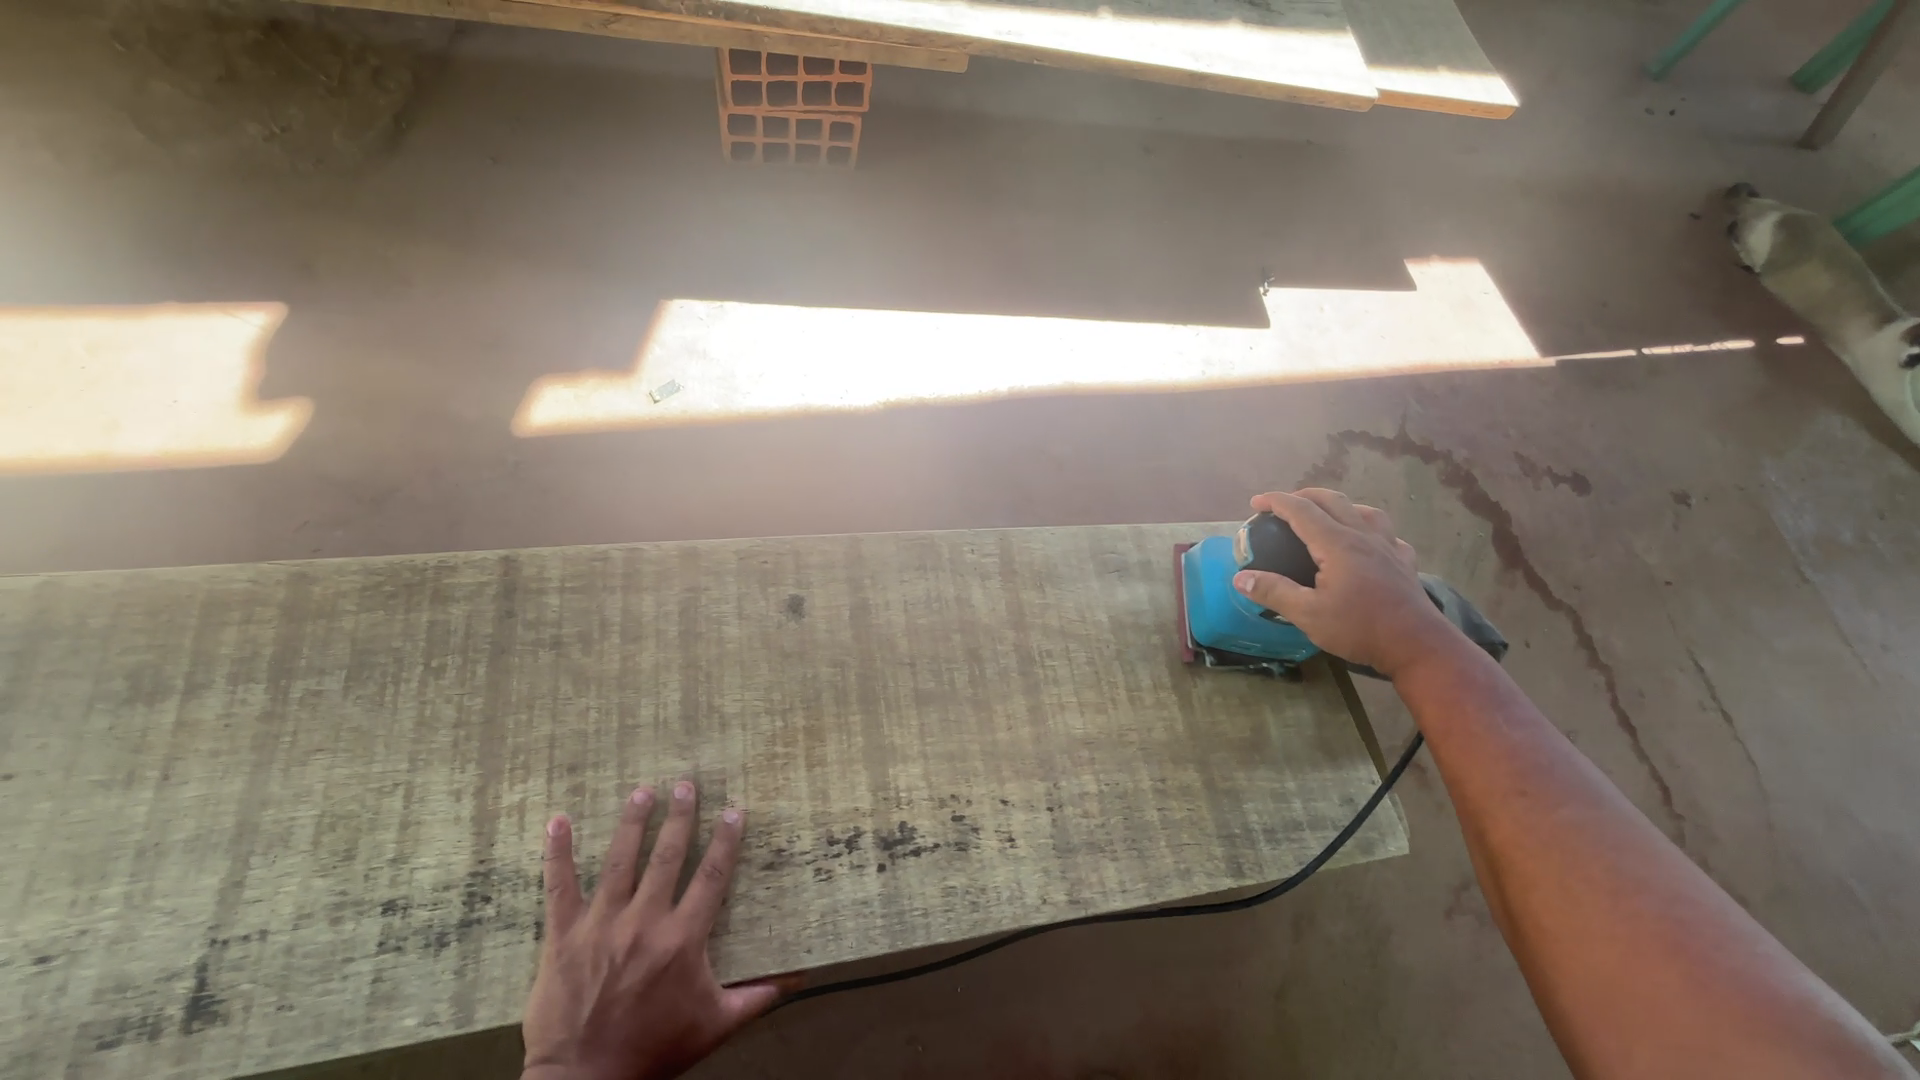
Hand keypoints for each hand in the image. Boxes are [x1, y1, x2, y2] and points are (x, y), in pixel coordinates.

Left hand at [522, 781, 785, 1079]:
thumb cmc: (655, 1050)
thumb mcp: (715, 1024)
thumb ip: (757, 996)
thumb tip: (799, 978)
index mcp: (683, 939)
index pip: (711, 876)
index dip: (724, 841)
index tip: (733, 810)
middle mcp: (645, 921)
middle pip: (666, 856)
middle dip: (679, 817)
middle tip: (686, 784)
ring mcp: (601, 925)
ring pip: (619, 861)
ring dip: (632, 823)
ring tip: (642, 791)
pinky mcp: (563, 936)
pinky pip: (559, 887)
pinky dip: (558, 853)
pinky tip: (559, 821)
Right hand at [1232, 488, 1462, 678]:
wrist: (1417, 646)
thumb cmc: (1360, 628)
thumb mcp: (1308, 615)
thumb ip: (1274, 592)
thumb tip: (1240, 578)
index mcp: (1337, 543)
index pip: (1302, 511)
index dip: (1276, 502)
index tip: (1256, 503)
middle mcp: (1363, 536)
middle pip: (1333, 501)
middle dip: (1304, 496)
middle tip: (1284, 505)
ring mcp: (1389, 547)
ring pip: (1364, 511)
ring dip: (1340, 506)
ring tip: (1327, 515)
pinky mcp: (1405, 562)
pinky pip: (1387, 534)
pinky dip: (1370, 530)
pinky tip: (1368, 543)